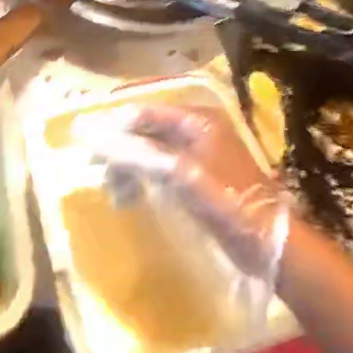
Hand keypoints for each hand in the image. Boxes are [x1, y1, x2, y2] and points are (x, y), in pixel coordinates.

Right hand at [83, 103, 290, 280]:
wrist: (269, 242)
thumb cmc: (226, 201)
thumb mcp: (180, 175)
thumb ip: (139, 153)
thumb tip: (95, 135)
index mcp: (198, 119)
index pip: (147, 110)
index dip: (116, 121)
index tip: (84, 136)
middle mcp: (200, 128)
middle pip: (150, 127)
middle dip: (122, 144)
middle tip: (95, 166)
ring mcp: (203, 152)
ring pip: (155, 148)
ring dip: (132, 163)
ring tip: (113, 188)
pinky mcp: (203, 176)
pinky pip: (164, 166)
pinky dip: (145, 176)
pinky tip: (132, 194)